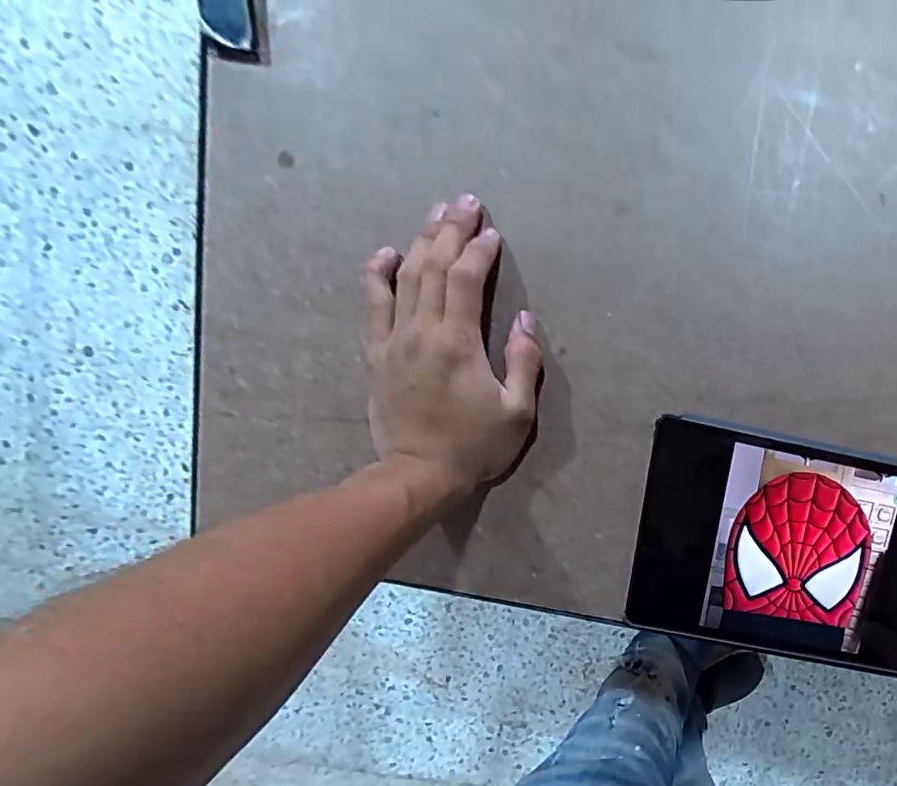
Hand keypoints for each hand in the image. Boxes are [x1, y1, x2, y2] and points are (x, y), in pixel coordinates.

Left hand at [361, 194, 543, 496]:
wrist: (420, 473)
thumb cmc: (475, 445)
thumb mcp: (518, 411)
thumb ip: (523, 361)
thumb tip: (523, 319)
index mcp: (459, 342)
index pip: (466, 280)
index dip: (479, 250)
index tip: (491, 231)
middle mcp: (422, 330)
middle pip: (433, 266)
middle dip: (449, 230)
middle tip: (464, 202)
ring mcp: (394, 339)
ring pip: (403, 277)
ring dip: (419, 241)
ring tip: (434, 215)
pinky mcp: (376, 354)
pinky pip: (372, 304)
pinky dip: (377, 274)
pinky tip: (384, 252)